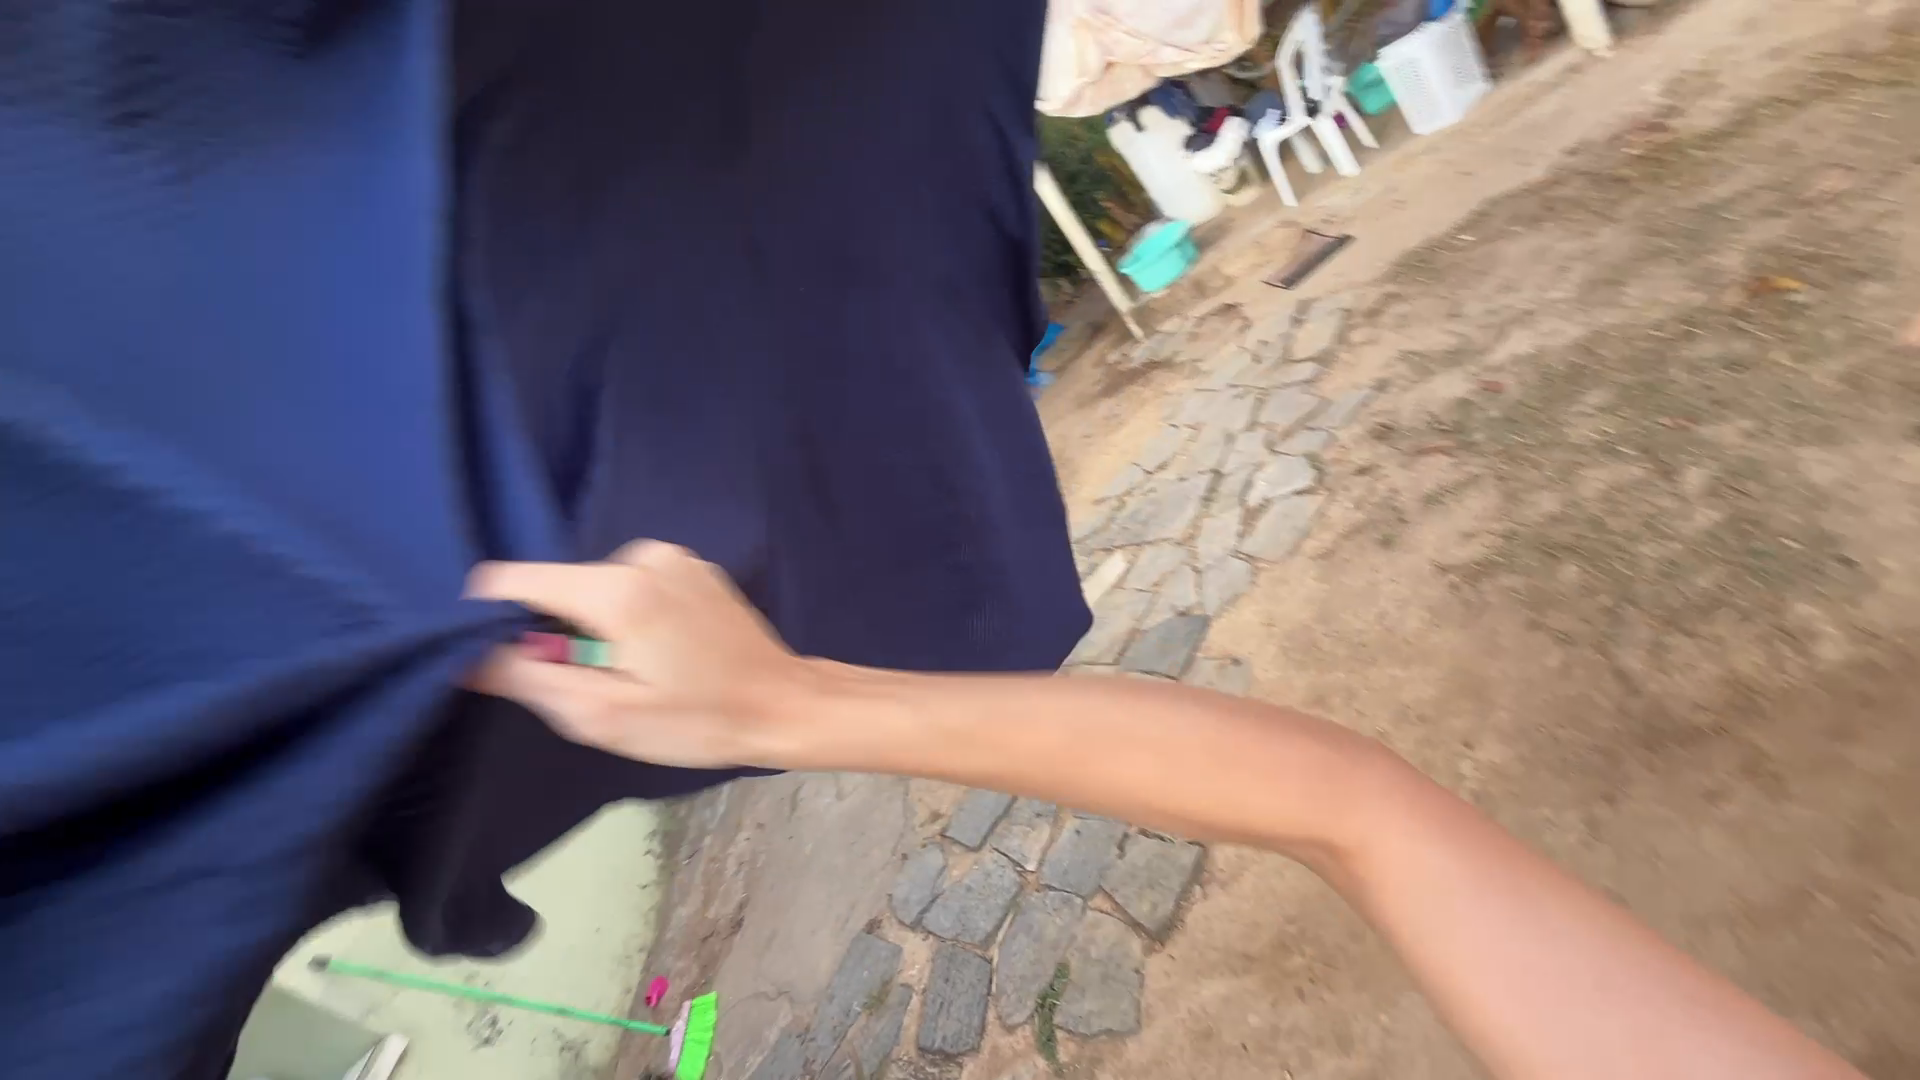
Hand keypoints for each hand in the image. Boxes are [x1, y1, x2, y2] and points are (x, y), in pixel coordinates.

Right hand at [464, 540, 806, 767]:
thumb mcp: (605, 715)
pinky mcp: (696, 568)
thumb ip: (528, 678)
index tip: (506, 660)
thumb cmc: (699, 719)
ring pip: (595, 589)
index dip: (493, 620)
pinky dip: (629, 616)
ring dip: (595, 629)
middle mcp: (645, 555)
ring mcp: (676, 557)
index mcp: (618, 587)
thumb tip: (466, 652)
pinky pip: (634, 586)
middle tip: (596, 682)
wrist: (785, 704)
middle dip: (556, 634)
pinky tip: (662, 652)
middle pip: (558, 587)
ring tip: (637, 670)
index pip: (512, 580)